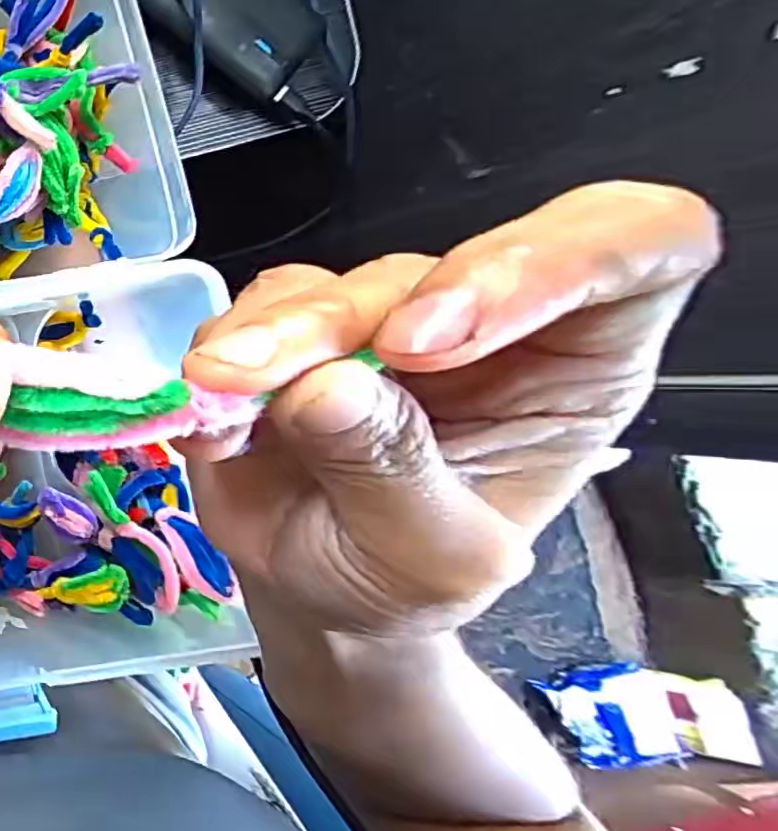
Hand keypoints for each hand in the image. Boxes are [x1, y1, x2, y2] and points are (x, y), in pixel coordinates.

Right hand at [179, 181, 720, 635]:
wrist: (303, 585)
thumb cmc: (397, 579)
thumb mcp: (428, 555)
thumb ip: (391, 470)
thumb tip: (323, 388)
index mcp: (561, 362)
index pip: (622, 244)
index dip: (538, 262)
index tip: (422, 344)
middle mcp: (454, 324)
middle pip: (404, 275)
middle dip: (320, 327)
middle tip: (247, 379)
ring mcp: (349, 330)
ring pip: (302, 290)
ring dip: (250, 339)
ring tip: (213, 400)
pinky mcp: (265, 340)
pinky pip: (231, 321)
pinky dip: (207, 371)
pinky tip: (210, 429)